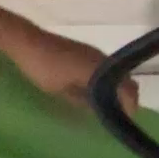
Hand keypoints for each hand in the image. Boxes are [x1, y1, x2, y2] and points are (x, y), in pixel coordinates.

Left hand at [0, 9, 134, 114]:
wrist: (27, 41)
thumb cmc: (44, 68)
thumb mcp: (59, 90)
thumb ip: (81, 100)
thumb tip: (95, 109)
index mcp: (106, 75)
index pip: (129, 93)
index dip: (131, 106)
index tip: (127, 117)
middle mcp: (110, 65)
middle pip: (127, 83)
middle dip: (125, 96)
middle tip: (116, 108)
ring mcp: (101, 56)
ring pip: (116, 74)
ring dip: (114, 86)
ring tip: (102, 96)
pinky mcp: (90, 51)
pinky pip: (106, 68)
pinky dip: (105, 78)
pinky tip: (90, 82)